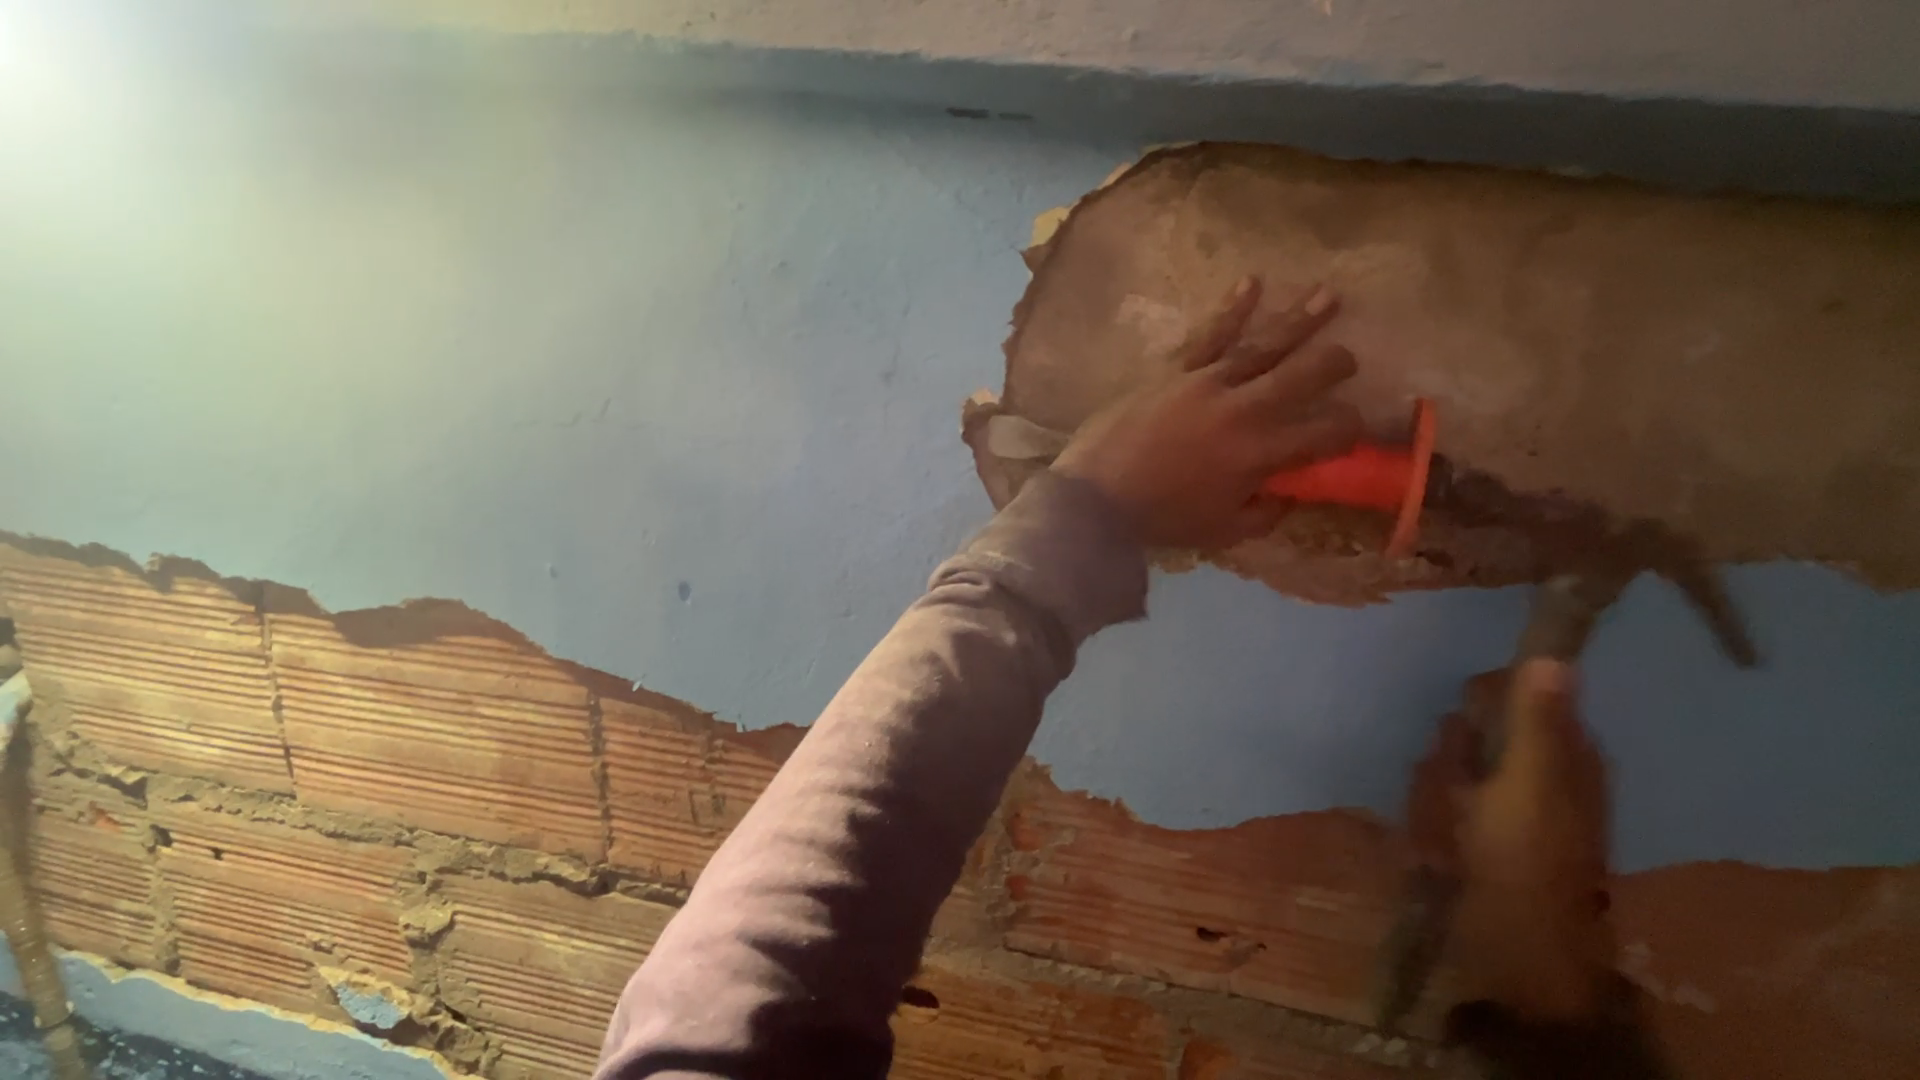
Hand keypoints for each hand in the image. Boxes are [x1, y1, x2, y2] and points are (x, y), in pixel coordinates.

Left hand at [1052, 276, 1361, 548]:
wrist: (1095, 497)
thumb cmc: (1160, 519)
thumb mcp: (1223, 531)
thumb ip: (1266, 514)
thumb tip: (1291, 493)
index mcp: (1261, 453)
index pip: (1325, 432)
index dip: (1350, 429)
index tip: (1356, 426)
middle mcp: (1243, 409)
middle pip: (1303, 376)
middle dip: (1335, 364)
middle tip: (1349, 357)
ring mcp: (1206, 383)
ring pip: (1263, 345)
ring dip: (1299, 319)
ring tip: (1328, 295)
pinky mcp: (1172, 370)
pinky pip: (1208, 334)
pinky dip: (1230, 308)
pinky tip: (1251, 282)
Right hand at [1447, 661, 1615, 1022]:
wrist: (1514, 945)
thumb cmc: (1523, 855)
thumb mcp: (1529, 781)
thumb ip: (1536, 720)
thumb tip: (1554, 654)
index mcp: (1566, 755)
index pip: (1521, 695)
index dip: (1487, 700)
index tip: (1463, 718)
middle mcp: (1539, 773)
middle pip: (1476, 730)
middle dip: (1451, 753)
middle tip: (1452, 782)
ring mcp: (1505, 805)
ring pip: (1452, 766)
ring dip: (1436, 787)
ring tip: (1440, 824)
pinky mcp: (1477, 833)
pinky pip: (1441, 802)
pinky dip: (1432, 816)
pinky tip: (1432, 842)